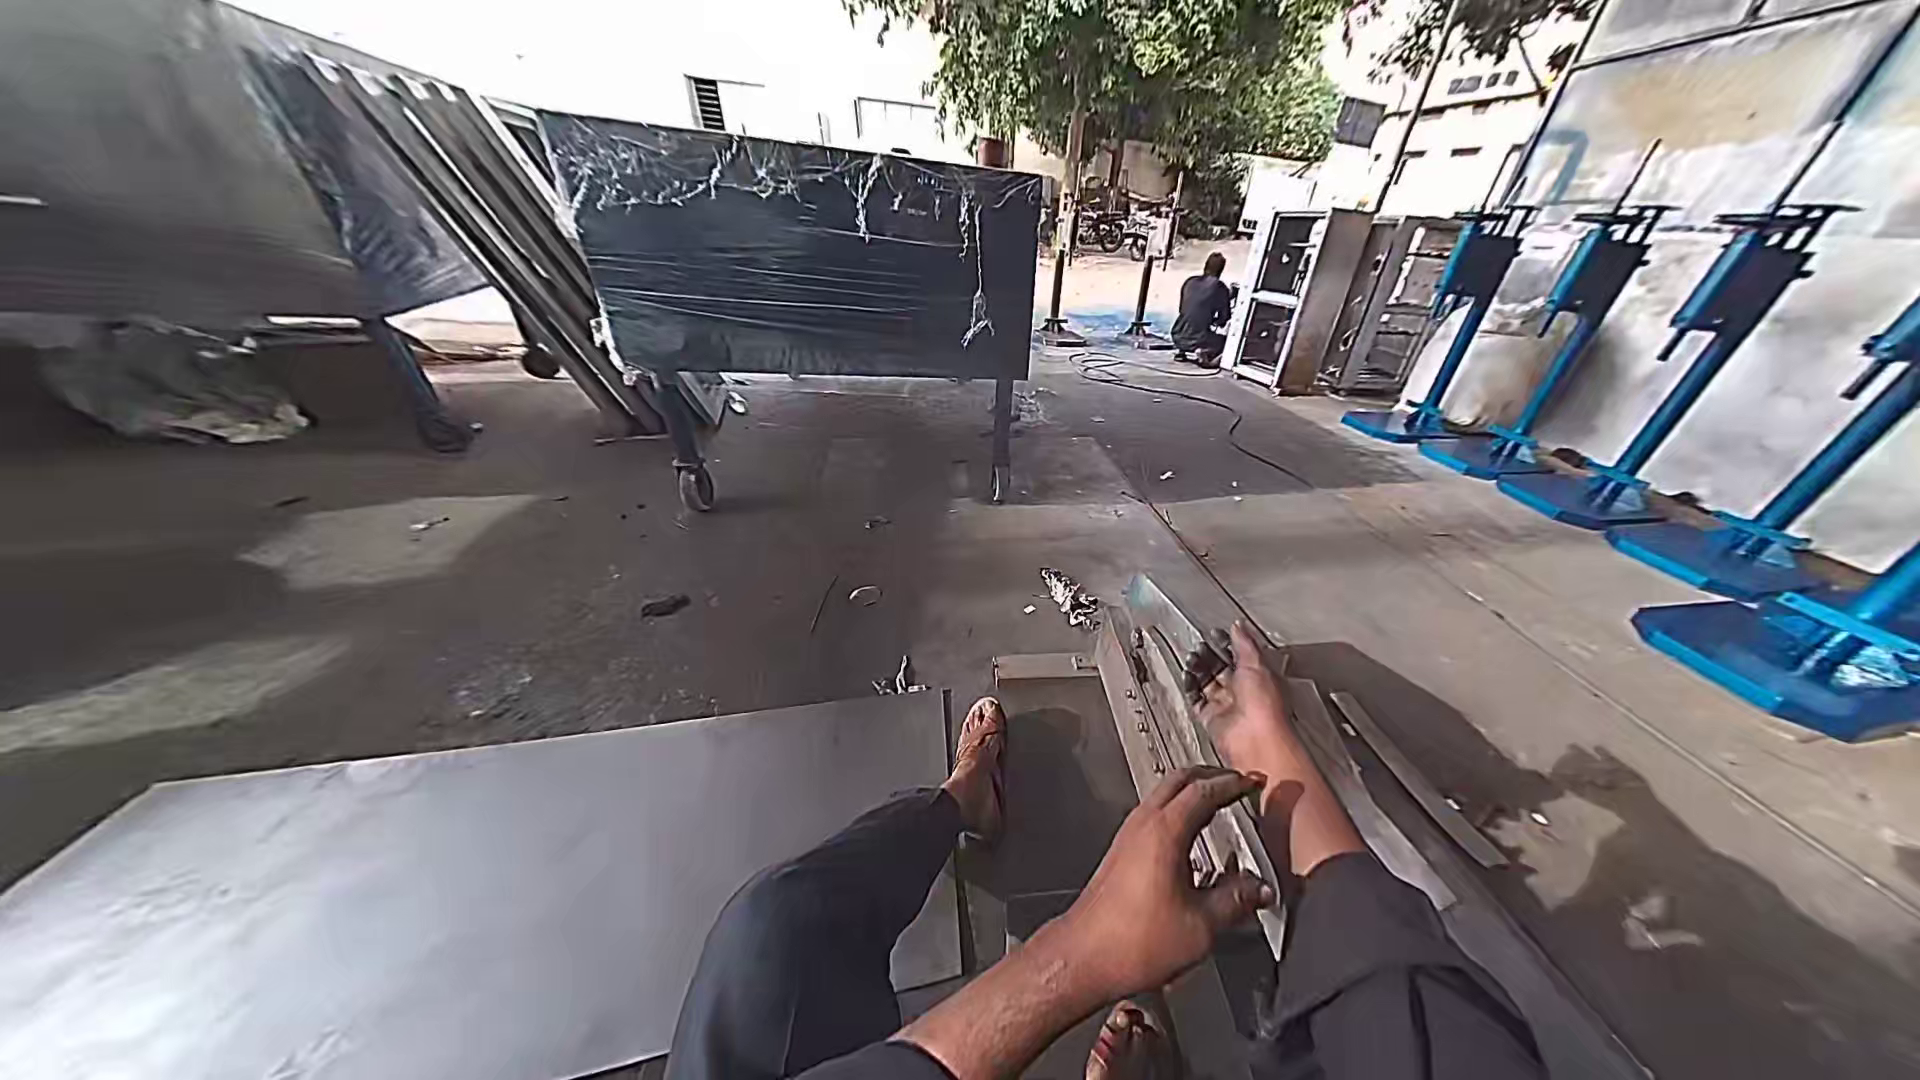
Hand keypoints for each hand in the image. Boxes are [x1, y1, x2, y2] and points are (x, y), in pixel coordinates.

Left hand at [1047, 767, 1274, 1000]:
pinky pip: (1154, 812)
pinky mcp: (1123, 847)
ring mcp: (1129, 832)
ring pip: (1164, 792)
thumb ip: (1236, 900)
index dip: (1232, 783)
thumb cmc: (1133, 939)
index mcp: (1164, 832)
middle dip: (1212, 775)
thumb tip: (1259, 889)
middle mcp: (1143, 823)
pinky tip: (1193, 834)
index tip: (1252, 781)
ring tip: (1220, 802)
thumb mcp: (1202, 925)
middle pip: (1179, 779)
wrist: (1088, 952)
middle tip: (1238, 782)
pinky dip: (1178, 809)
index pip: (1203, 790)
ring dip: (1193, 790)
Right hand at [1198, 622, 1289, 766]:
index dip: (1226, 644)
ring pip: (1206, 681)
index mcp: (1258, 677)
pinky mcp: (1211, 717)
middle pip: (1220, 667)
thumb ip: (1244, 643)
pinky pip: (1195, 698)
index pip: (1239, 655)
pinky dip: (1189, 686)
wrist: (1254, 738)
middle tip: (1200, 646)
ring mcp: (1226, 704)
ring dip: (1198, 668)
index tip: (1215, 634)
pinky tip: (1187, 675)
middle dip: (1209, 655)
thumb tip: (1237, 625)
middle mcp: (1242, 691)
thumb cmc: (1264, 705)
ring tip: (1192, 658)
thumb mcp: (1256, 664)